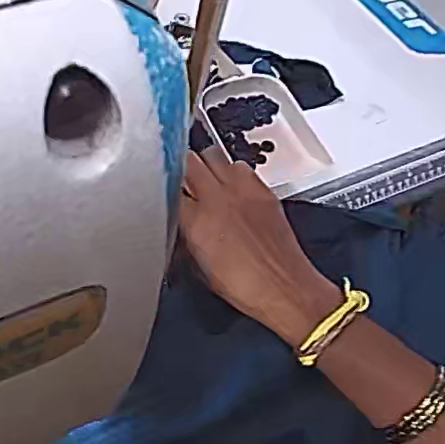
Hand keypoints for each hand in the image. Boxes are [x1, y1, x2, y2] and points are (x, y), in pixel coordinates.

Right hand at [178, 146, 343, 344]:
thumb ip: (187, 238)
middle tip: (180, 179)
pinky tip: (231, 187)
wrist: (283, 287)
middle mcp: (217, 198)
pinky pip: (241, 167)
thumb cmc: (245, 286)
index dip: (163, 189)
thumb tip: (180, 225)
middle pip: (189, 161)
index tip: (162, 193)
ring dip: (206, 165)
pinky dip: (232, 171)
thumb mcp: (200, 268)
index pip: (168, 188)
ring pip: (214, 156)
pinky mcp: (263, 191)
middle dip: (181, 169)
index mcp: (195, 220)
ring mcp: (242, 190)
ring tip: (205, 178)